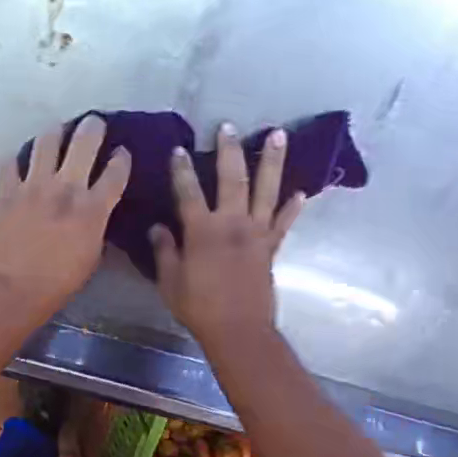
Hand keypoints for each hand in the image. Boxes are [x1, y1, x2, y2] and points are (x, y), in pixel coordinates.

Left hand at [0, 115, 130, 314]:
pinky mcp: (6, 192)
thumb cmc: (60, 281)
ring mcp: (33, 187)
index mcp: (92, 209)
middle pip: (84, 143)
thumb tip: (94, 212)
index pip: (115, 173)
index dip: (122, 159)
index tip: (121, 153)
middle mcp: (66, 189)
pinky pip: (9, 164)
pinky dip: (14, 160)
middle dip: (92, 128)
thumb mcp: (92, 255)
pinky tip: (17, 161)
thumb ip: (96, 226)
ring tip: (56, 131)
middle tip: (93, 123)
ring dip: (55, 133)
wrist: (15, 288)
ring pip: (46, 142)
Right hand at [150, 123, 302, 342]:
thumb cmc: (199, 308)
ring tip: (278, 135)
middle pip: (231, 179)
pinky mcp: (271, 248)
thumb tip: (158, 227)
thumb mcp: (170, 281)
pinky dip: (292, 208)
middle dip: (229, 151)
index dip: (181, 170)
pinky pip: (283, 223)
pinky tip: (300, 193)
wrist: (238, 330)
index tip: (179, 149)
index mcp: (202, 231)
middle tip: (228, 126)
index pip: (188, 192)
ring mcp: (256, 234)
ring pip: (266, 190)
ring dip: (272, 161)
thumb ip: (165, 251)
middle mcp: (231, 224)